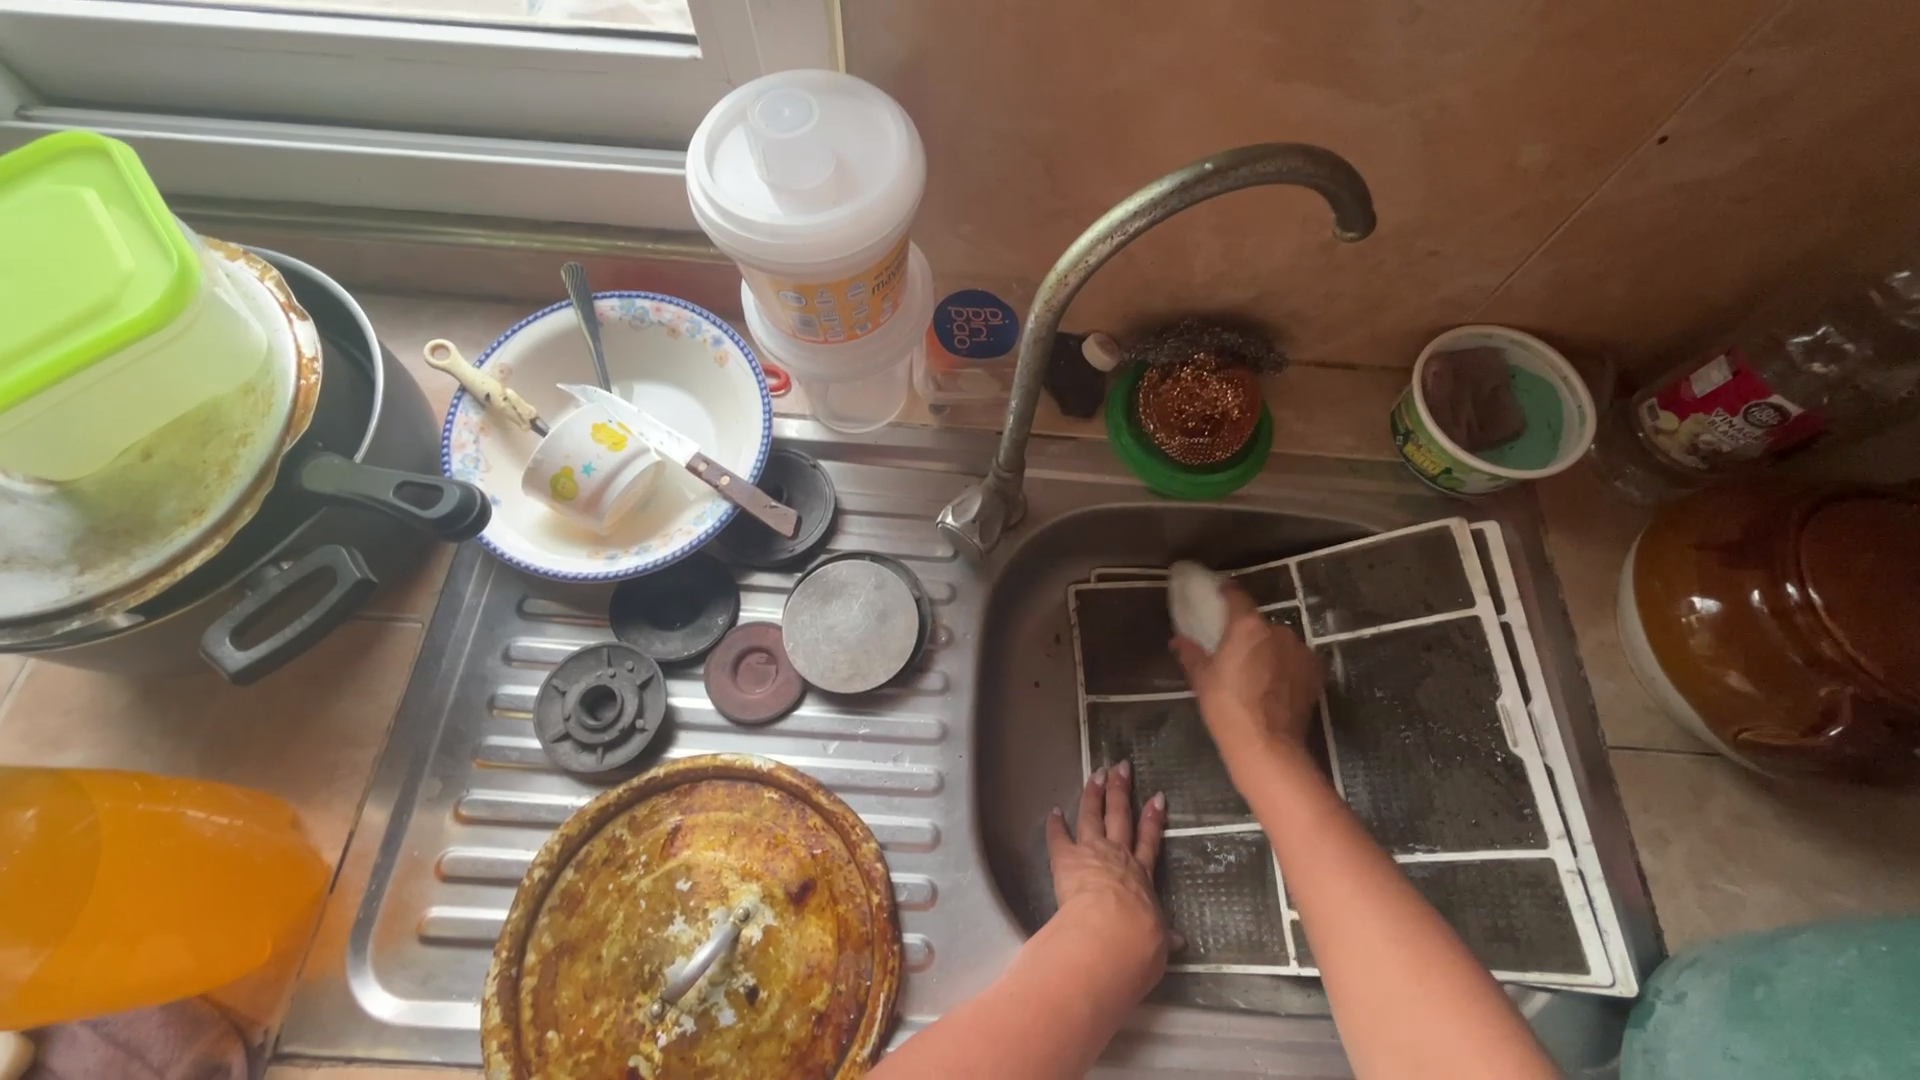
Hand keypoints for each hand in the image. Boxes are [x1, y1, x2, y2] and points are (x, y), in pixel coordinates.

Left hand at [1045, 762, 1169, 983]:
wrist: (1112, 934)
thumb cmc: (1139, 940)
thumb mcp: (1158, 940)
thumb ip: (1164, 936)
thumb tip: (1178, 942)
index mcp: (1141, 874)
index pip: (1149, 840)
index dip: (1154, 818)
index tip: (1157, 797)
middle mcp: (1118, 855)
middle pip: (1120, 816)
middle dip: (1121, 790)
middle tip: (1121, 767)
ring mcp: (1092, 852)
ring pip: (1093, 816)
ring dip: (1094, 793)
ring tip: (1096, 773)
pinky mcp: (1067, 858)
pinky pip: (1059, 837)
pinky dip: (1055, 823)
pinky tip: (1053, 810)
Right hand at [1171, 584, 1324, 769]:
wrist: (1266, 744)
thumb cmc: (1226, 707)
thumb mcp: (1202, 679)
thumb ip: (1191, 654)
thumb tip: (1178, 641)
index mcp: (1248, 626)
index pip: (1237, 596)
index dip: (1227, 593)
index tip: (1220, 592)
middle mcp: (1279, 631)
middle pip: (1261, 624)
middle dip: (1250, 633)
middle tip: (1237, 650)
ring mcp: (1301, 651)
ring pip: (1281, 642)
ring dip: (1271, 650)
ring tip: (1259, 672)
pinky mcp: (1316, 672)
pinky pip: (1298, 660)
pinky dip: (1288, 666)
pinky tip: (1278, 684)